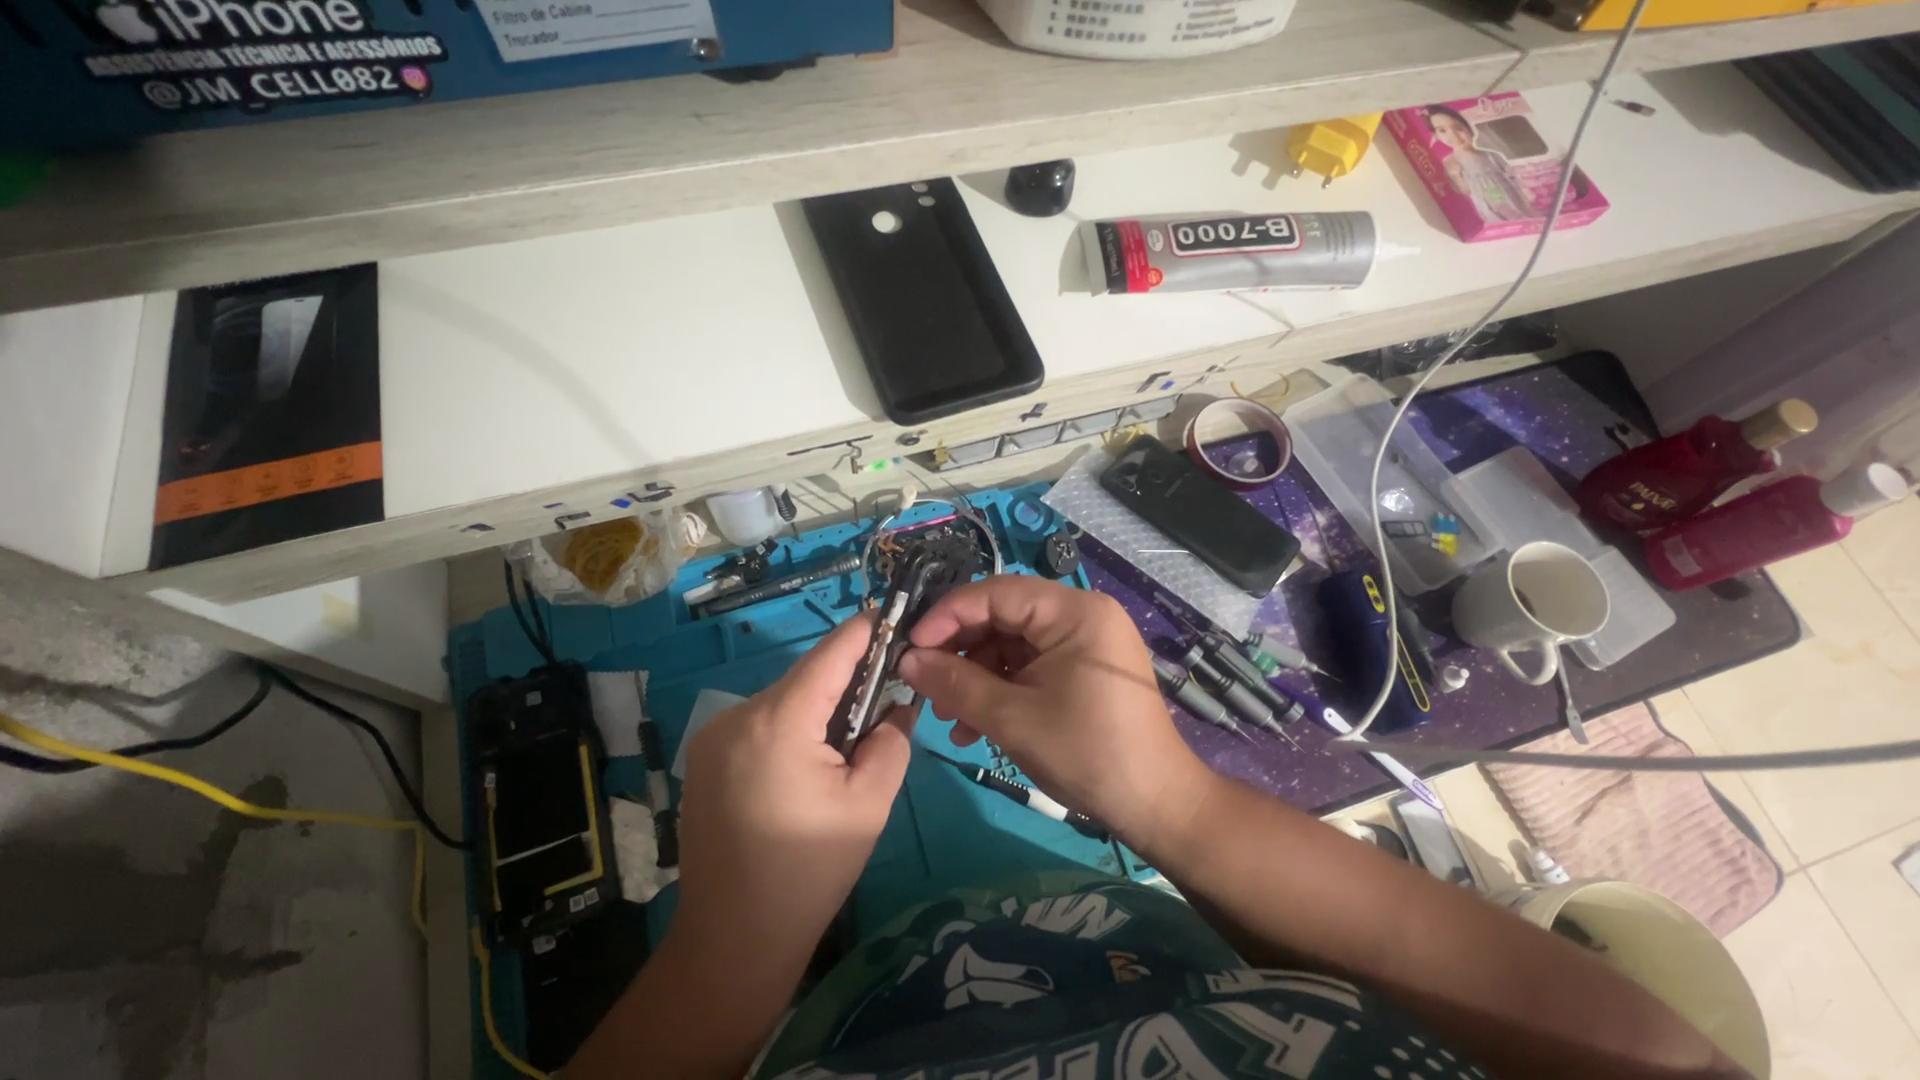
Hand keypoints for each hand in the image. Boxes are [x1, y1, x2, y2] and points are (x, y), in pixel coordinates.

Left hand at [675, 614, 911, 959]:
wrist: (734, 938)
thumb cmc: (810, 871)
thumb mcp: (869, 804)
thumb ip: (891, 742)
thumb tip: (898, 706)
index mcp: (778, 721)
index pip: (830, 654)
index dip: (865, 632)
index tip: (896, 618)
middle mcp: (736, 717)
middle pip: (805, 679)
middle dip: (846, 684)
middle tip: (885, 706)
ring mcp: (712, 739)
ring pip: (782, 703)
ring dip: (817, 711)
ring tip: (847, 750)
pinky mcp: (704, 761)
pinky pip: (759, 727)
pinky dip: (790, 731)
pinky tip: (807, 771)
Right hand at [896, 576, 1212, 851]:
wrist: (1154, 804)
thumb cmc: (1085, 753)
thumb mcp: (1011, 718)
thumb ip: (955, 683)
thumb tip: (906, 661)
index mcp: (1074, 612)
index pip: (996, 593)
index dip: (948, 616)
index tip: (911, 647)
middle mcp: (1083, 616)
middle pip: (1003, 616)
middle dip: (961, 652)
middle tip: (925, 684)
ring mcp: (1086, 643)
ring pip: (1013, 644)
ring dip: (976, 678)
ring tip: (949, 718)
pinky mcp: (1085, 670)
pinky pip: (1031, 666)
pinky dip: (1001, 690)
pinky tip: (975, 727)